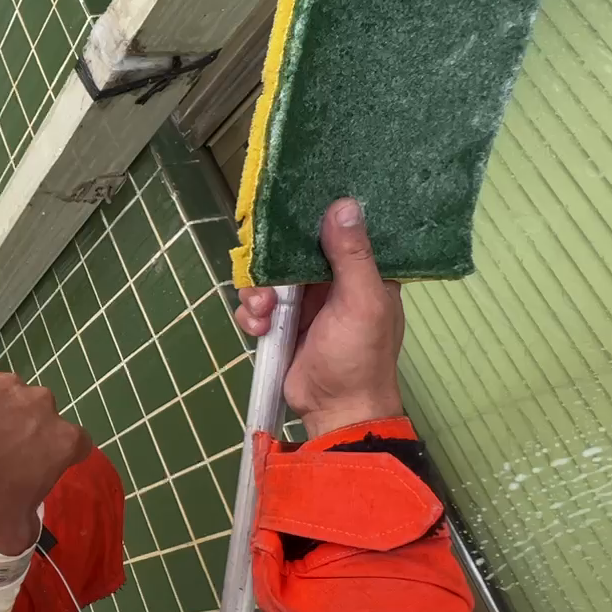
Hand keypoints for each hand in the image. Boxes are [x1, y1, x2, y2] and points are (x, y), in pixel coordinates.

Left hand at [0, 371, 92, 554]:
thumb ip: (27, 529)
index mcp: (62, 440)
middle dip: (25, 437)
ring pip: (10, 403)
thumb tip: (25, 524)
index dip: (57, 461)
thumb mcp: (8, 533)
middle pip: (41, 421)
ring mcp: (8, 383)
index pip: (77, 447)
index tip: (35, 473)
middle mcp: (42, 404)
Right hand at [235, 198, 404, 438]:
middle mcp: (329, 282)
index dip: (306, 223)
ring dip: (256, 296)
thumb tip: (342, 203)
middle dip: (269, 270)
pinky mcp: (279, 325)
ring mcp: (302, 305)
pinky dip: (250, 316)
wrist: (334, 409)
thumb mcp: (361, 302)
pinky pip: (254, 307)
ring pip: (266, 280)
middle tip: (267, 289)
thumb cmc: (358, 356)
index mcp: (360, 271)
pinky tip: (257, 330)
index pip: (331, 233)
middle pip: (287, 255)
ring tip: (262, 316)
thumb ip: (351, 255)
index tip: (280, 217)